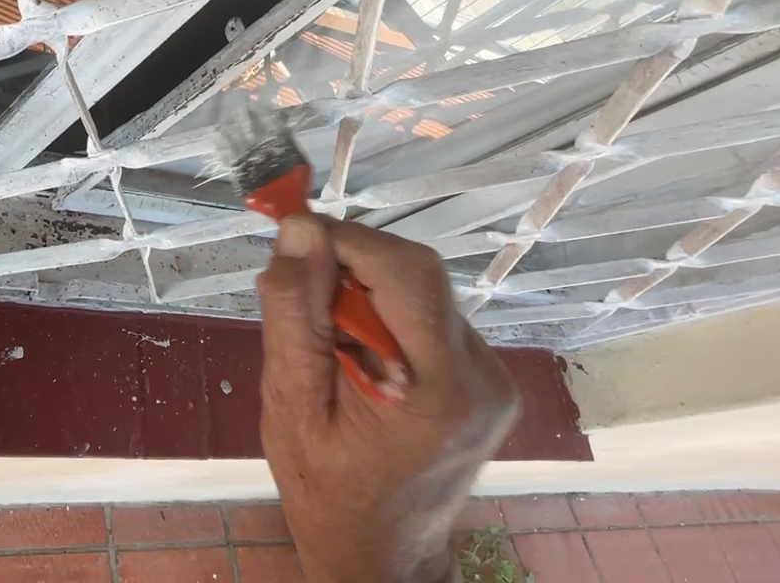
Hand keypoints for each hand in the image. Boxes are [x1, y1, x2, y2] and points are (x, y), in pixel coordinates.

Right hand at [257, 215, 519, 582]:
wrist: (380, 554)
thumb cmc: (324, 487)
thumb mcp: (288, 400)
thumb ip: (295, 312)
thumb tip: (299, 229)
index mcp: (438, 390)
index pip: (406, 273)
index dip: (346, 238)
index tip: (290, 236)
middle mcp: (482, 376)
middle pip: (417, 274)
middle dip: (349, 260)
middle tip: (296, 288)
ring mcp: (491, 376)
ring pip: (419, 288)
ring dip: (360, 286)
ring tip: (321, 332)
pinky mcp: (483, 377)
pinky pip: (425, 312)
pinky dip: (379, 308)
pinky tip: (352, 347)